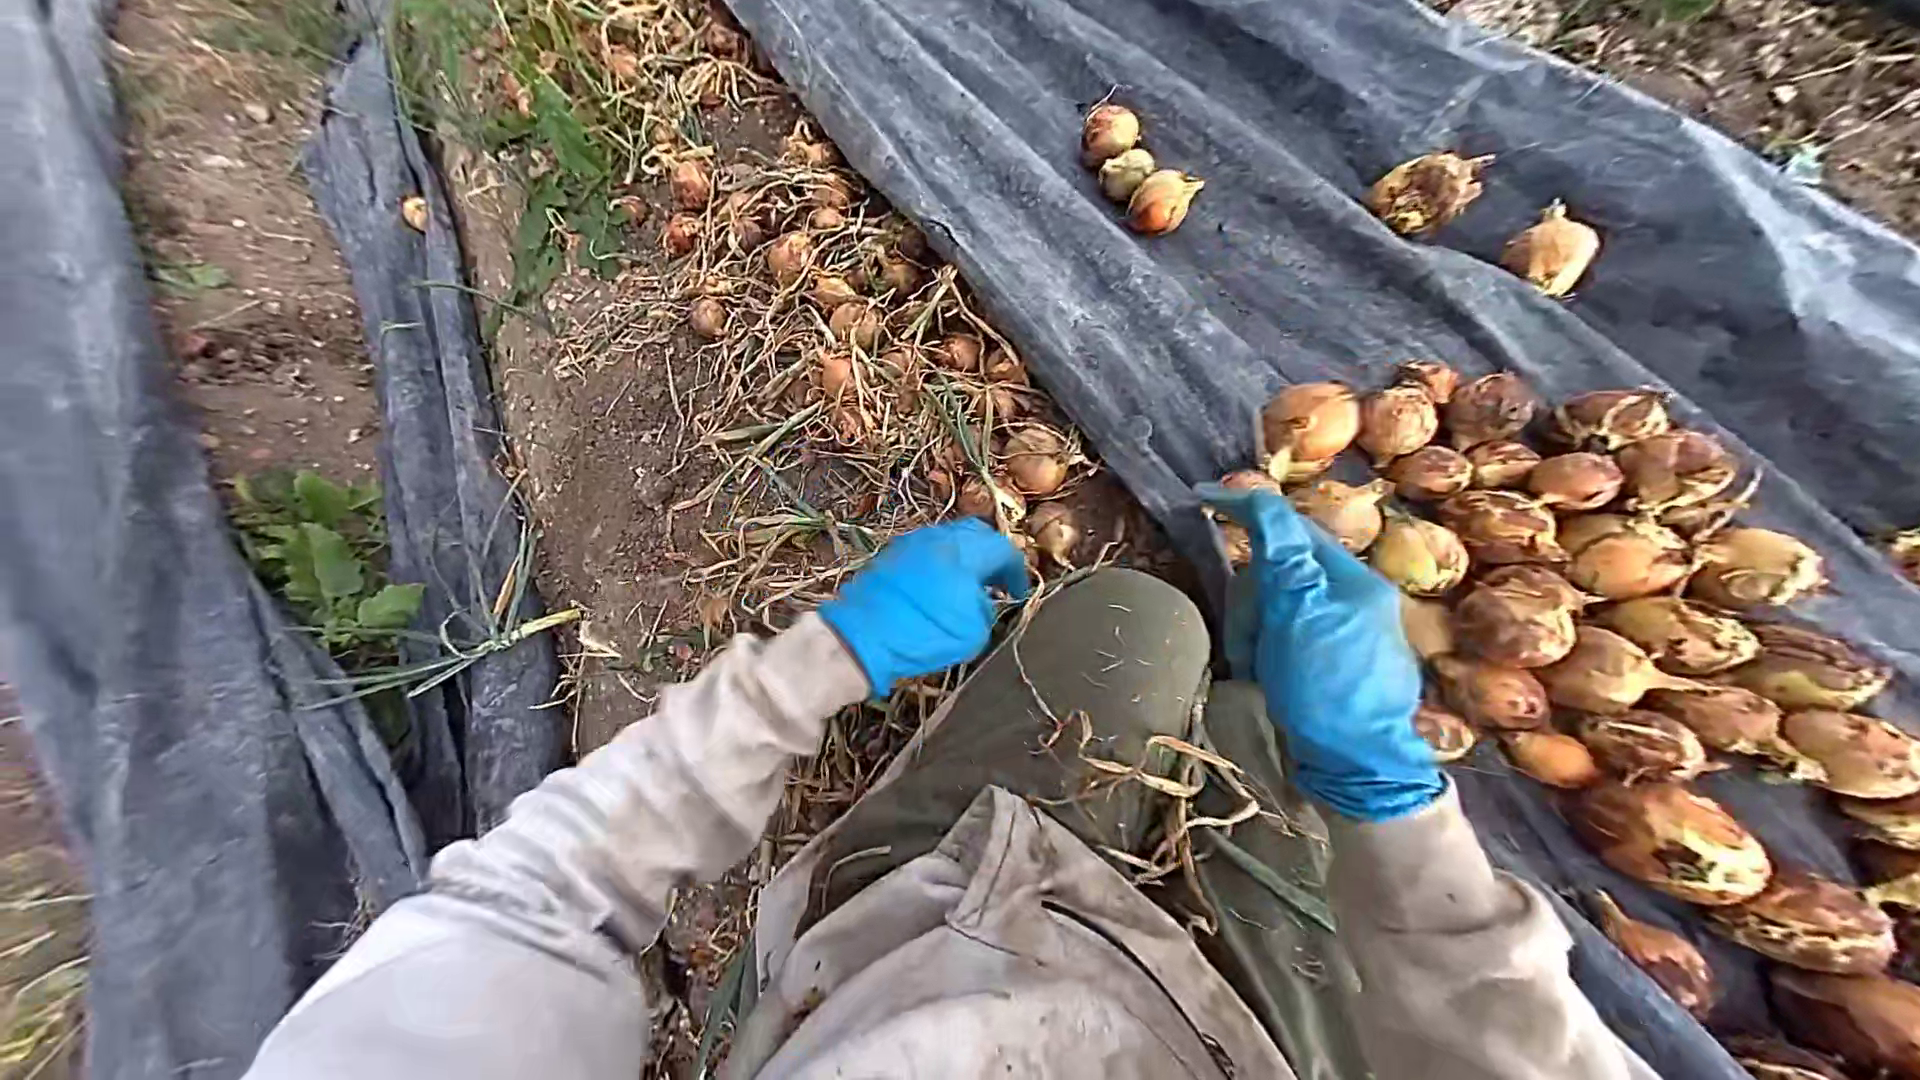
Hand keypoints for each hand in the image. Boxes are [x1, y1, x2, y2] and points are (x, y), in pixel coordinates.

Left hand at [819, 519, 1030, 695]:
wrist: (860, 637)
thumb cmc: (923, 633)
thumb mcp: (972, 631)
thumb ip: (986, 607)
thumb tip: (984, 598)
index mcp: (965, 550)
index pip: (1003, 549)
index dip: (1016, 571)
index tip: (1018, 592)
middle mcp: (939, 538)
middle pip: (977, 534)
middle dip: (992, 556)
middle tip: (997, 582)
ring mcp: (912, 542)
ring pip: (950, 539)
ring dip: (966, 558)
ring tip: (969, 586)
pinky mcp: (892, 554)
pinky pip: (928, 550)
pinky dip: (943, 562)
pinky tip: (941, 586)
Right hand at [1197, 484, 1442, 821]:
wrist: (1355, 765)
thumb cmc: (1327, 688)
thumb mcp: (1301, 617)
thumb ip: (1283, 559)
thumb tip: (1262, 504)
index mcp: (1347, 579)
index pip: (1288, 526)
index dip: (1244, 509)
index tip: (1200, 498)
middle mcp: (1344, 593)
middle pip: (1271, 568)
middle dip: (1248, 602)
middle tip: (1245, 643)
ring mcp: (1332, 623)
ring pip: (1267, 601)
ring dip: (1249, 629)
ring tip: (1252, 666)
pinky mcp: (1318, 648)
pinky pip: (1274, 627)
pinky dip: (1257, 644)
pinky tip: (1260, 671)